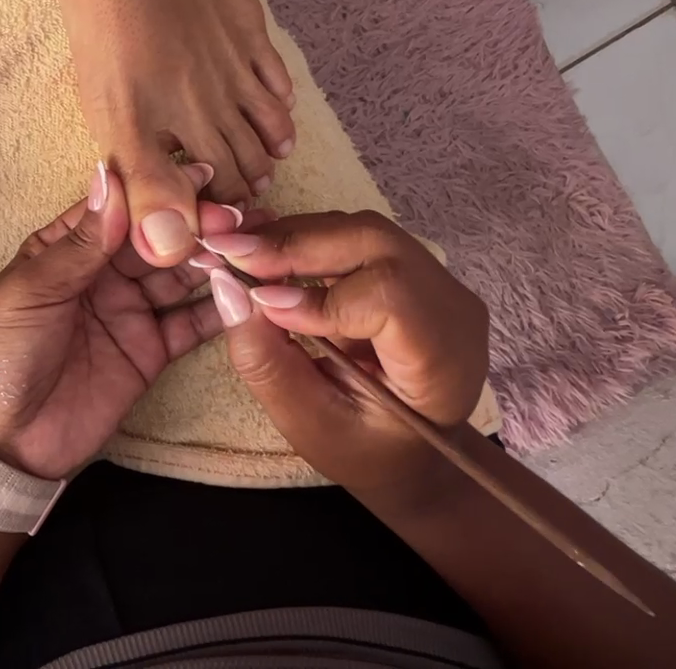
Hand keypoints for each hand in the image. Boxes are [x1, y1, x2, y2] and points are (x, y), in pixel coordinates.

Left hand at [0, 164, 244, 479]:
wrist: (1, 441)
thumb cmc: (0, 352)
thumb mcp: (33, 290)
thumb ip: (80, 243)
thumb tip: (111, 176)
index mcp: (69, 247)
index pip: (121, 209)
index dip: (158, 192)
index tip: (200, 175)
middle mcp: (105, 272)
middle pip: (158, 239)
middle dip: (196, 225)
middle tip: (239, 215)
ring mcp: (131, 310)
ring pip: (181, 276)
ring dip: (215, 261)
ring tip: (252, 246)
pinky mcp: (151, 351)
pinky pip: (192, 324)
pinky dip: (221, 311)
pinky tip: (248, 295)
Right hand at [204, 211, 489, 499]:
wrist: (402, 446)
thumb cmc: (361, 448)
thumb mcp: (306, 422)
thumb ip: (265, 359)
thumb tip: (225, 284)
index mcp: (443, 361)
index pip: (390, 297)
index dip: (320, 295)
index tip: (260, 302)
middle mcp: (450, 306)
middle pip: (372, 242)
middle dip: (292, 243)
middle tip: (226, 252)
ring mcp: (433, 277)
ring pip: (356, 228)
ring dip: (290, 236)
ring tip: (236, 253)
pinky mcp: (405, 263)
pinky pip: (349, 232)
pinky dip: (299, 237)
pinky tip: (261, 252)